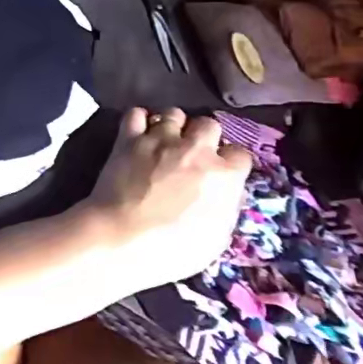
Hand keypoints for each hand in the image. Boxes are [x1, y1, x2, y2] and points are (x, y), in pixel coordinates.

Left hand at [80, 108, 252, 290]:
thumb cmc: (173, 250)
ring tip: (165, 140)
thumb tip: (225, 193)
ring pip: (174, 113)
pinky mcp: (129, 138)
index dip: (230, 163)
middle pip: (209, 125)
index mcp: (224, 175)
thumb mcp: (216, 238)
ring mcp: (161, 139)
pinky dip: (138, 120)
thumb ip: (225, 206)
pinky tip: (138, 132)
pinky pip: (136, 114)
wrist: (122, 238)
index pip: (240, 155)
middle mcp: (195, 149)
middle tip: (192, 153)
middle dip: (204, 136)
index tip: (221, 172)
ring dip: (173, 125)